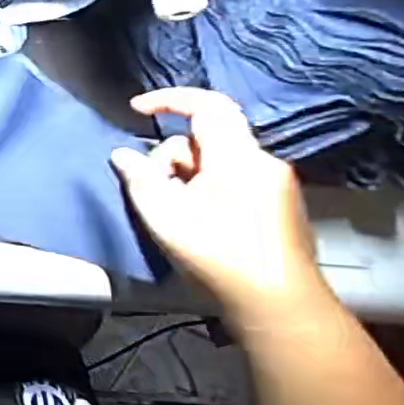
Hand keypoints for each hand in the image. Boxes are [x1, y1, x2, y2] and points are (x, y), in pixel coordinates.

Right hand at [110, 88, 329, 319]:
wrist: (278, 304)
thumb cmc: (218, 255)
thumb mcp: (164, 215)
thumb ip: (139, 178)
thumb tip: (123, 155)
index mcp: (238, 156)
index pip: (206, 105)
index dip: (168, 100)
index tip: (137, 109)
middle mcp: (262, 162)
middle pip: (206, 139)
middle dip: (171, 157)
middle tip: (153, 192)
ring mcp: (277, 184)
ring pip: (218, 162)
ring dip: (188, 178)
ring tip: (175, 215)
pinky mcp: (281, 207)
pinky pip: (235, 181)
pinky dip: (209, 190)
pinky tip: (199, 222)